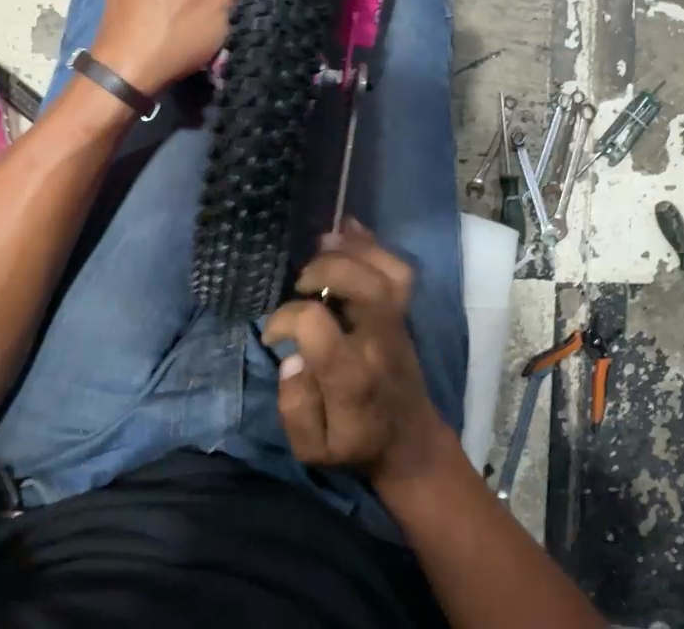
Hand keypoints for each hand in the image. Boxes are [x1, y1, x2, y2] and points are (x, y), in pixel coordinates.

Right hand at [263, 220, 452, 487]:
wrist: (409, 442)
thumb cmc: (355, 444)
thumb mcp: (313, 449)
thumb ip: (295, 408)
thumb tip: (293, 361)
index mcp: (351, 377)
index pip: (317, 327)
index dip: (286, 319)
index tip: (273, 334)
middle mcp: (378, 343)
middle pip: (365, 287)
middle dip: (327, 270)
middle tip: (301, 282)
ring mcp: (396, 324)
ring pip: (387, 273)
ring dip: (353, 250)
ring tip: (321, 244)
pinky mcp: (402, 314)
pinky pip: (399, 271)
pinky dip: (374, 245)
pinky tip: (346, 233)